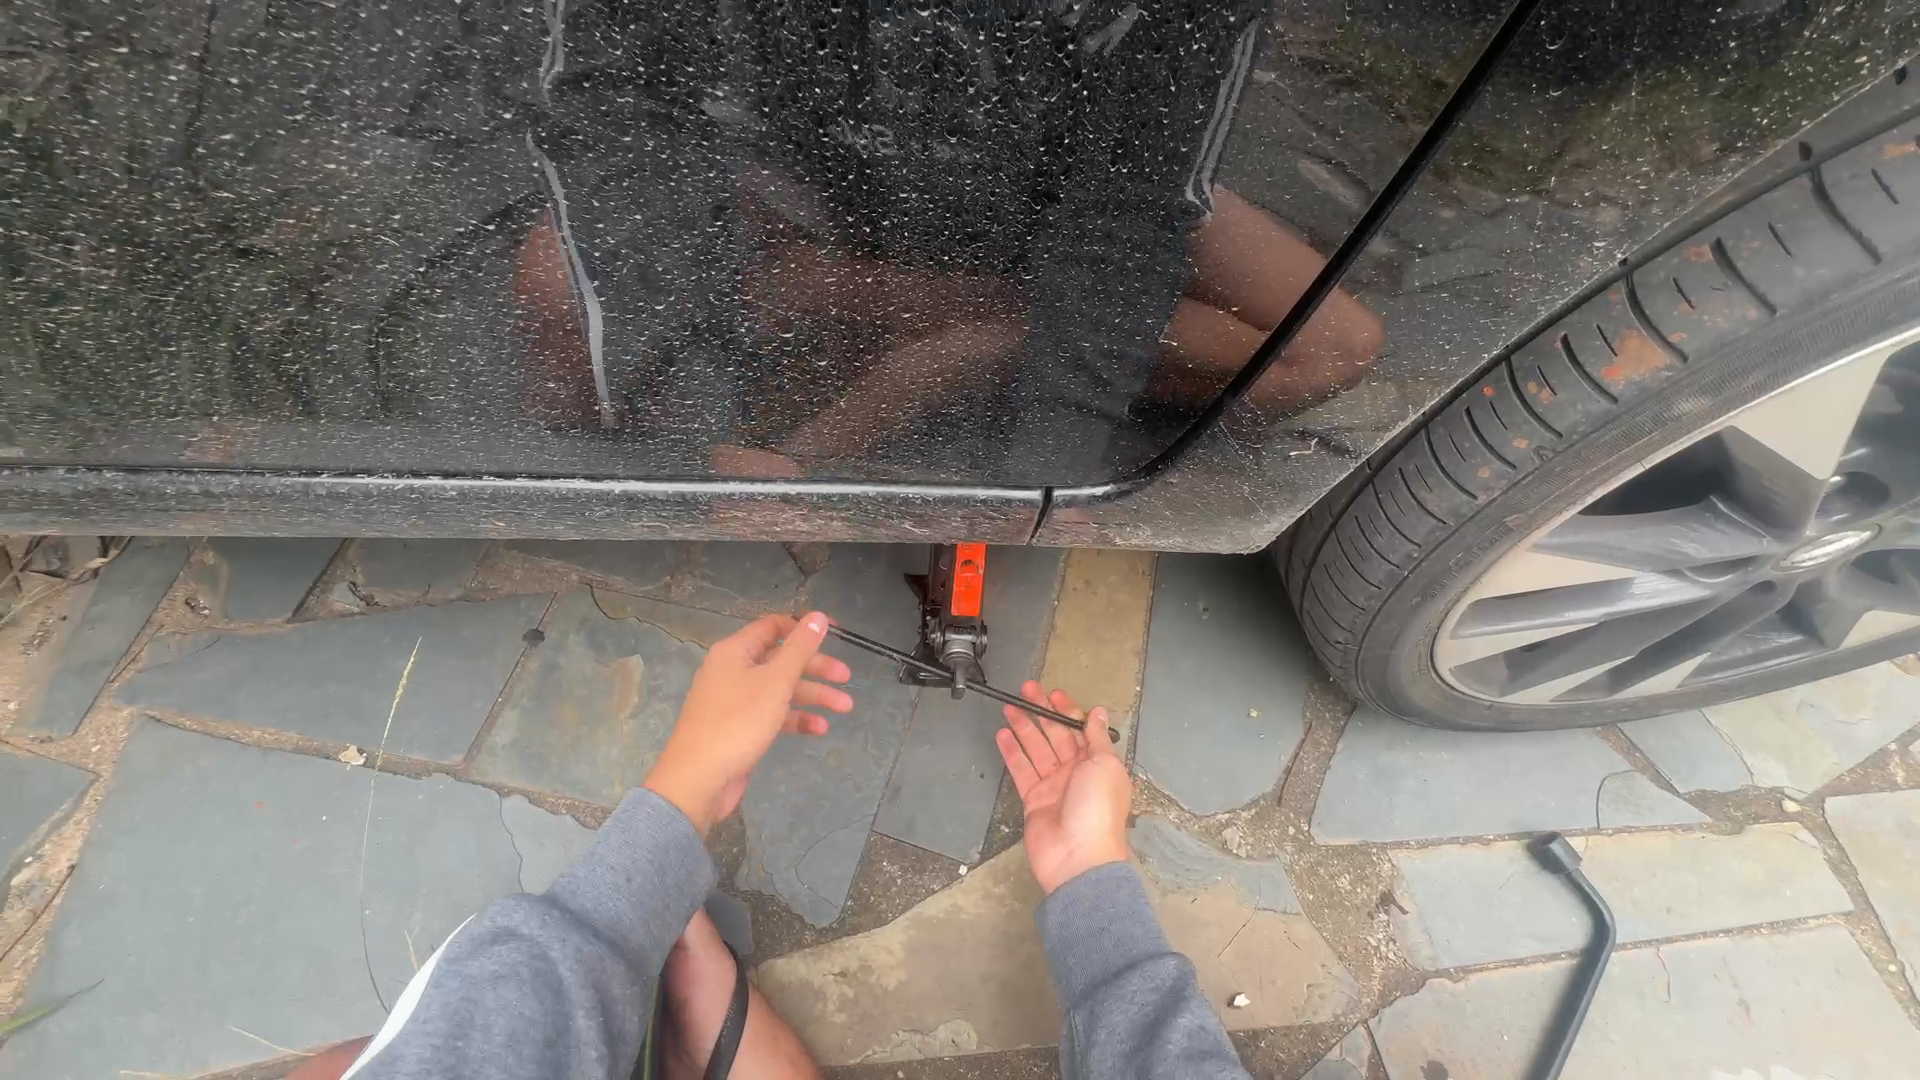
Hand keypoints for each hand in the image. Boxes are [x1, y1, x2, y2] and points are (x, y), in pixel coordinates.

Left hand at [644, 612, 851, 834]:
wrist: (699, 779)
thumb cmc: (738, 721)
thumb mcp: (776, 681)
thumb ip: (800, 647)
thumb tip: (818, 615)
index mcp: (735, 651)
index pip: (774, 626)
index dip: (804, 627)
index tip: (835, 633)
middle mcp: (733, 670)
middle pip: (781, 659)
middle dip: (816, 668)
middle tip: (845, 677)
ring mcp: (735, 700)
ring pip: (780, 688)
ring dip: (812, 695)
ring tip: (844, 707)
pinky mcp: (739, 726)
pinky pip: (772, 713)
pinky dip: (795, 718)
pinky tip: (819, 729)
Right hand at [994, 682, 1131, 894]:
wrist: (1078, 857)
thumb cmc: (1098, 808)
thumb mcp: (1105, 765)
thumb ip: (1097, 737)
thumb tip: (1099, 713)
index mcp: (1097, 763)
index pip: (1080, 729)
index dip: (1067, 710)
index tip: (1052, 694)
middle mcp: (1076, 772)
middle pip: (1056, 735)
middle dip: (1041, 712)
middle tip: (1025, 690)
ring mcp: (1054, 786)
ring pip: (1036, 749)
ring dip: (1023, 727)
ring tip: (1009, 707)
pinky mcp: (1034, 799)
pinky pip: (1021, 769)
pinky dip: (1012, 752)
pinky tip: (1003, 734)